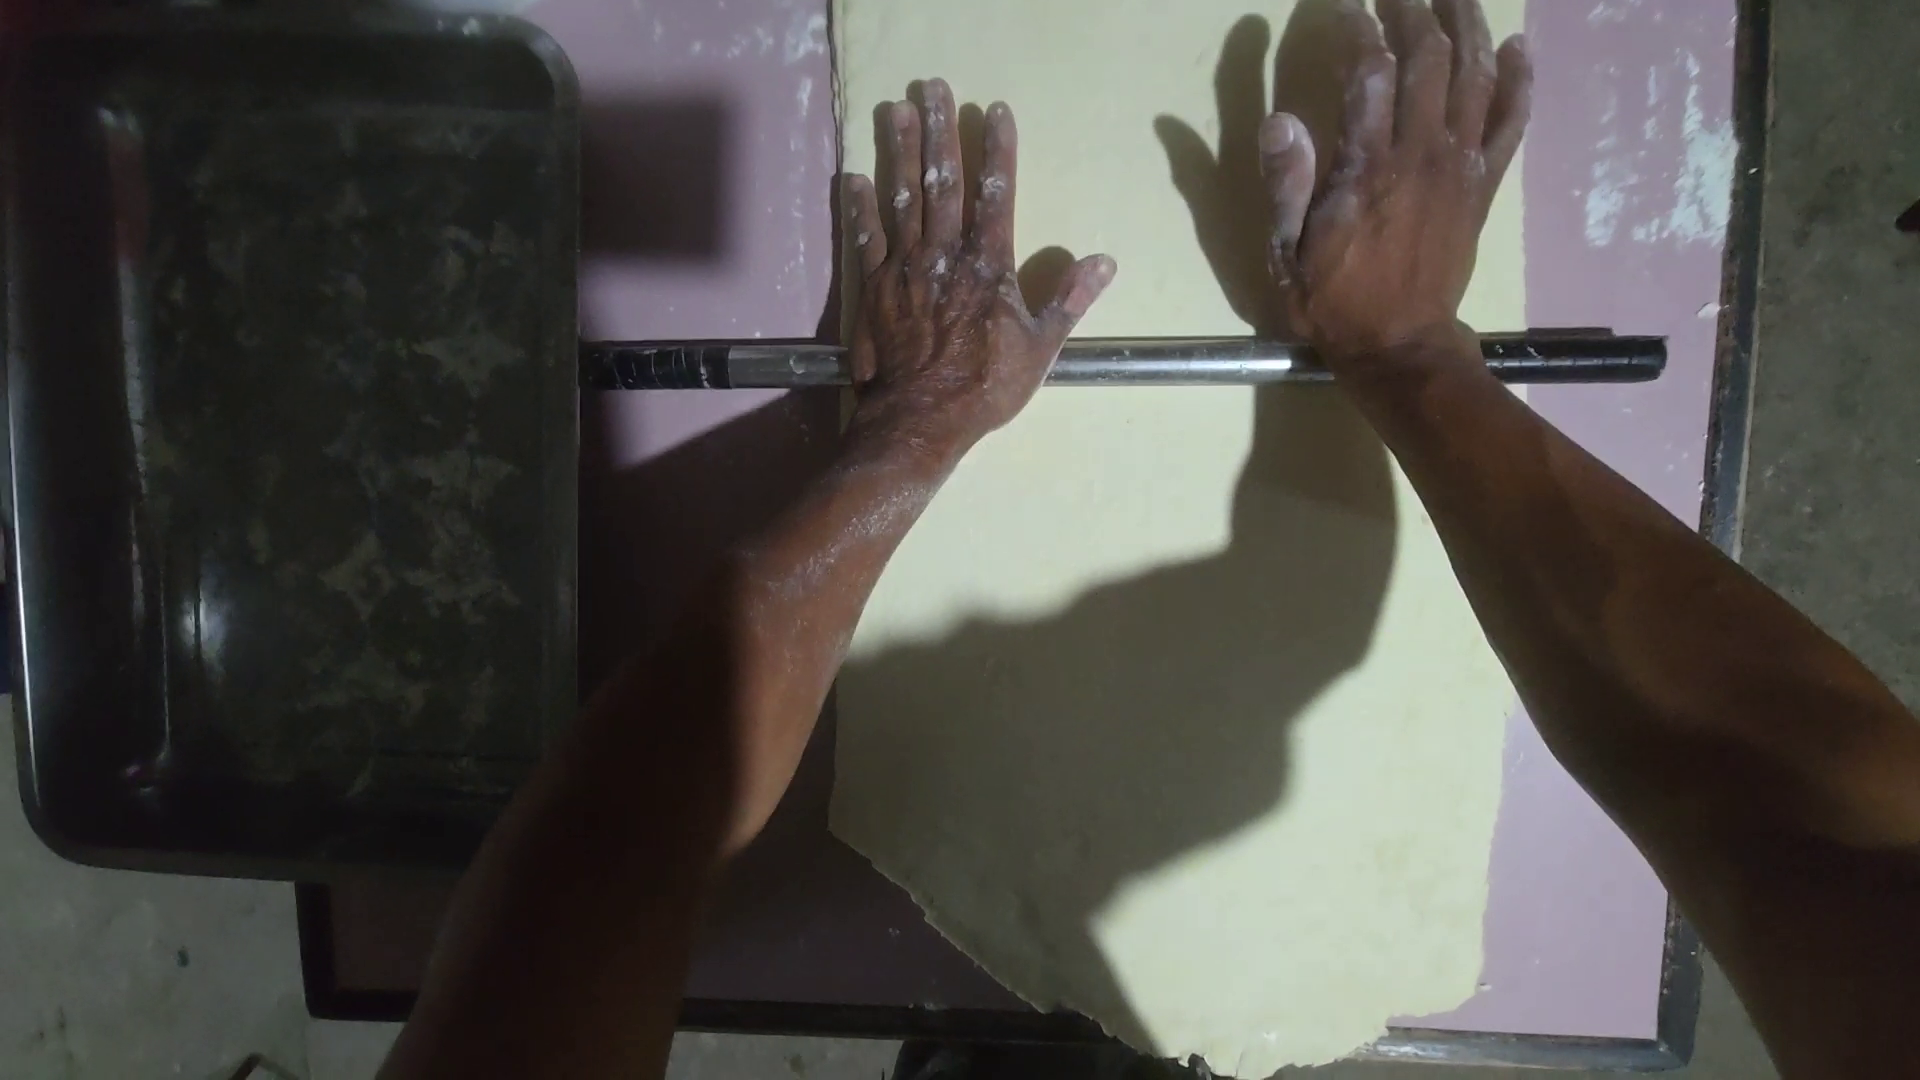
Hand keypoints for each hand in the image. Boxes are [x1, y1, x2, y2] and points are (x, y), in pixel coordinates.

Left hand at [844, 80, 1115, 459]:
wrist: (922, 418)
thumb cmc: (985, 386)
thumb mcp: (1040, 349)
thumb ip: (1068, 300)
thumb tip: (1105, 261)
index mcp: (989, 265)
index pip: (996, 194)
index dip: (997, 151)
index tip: (995, 111)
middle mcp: (945, 254)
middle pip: (943, 182)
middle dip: (940, 131)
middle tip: (933, 88)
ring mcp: (905, 268)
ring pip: (903, 198)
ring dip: (899, 151)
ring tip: (895, 110)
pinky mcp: (875, 288)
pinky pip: (867, 238)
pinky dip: (861, 207)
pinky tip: (855, 177)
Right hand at [1260, 0, 1531, 365]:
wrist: (1397, 344)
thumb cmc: (1333, 302)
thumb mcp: (1288, 254)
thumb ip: (1286, 186)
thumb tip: (1279, 120)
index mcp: (1368, 167)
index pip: (1370, 73)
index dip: (1359, 29)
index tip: (1345, 6)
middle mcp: (1422, 152)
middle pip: (1429, 56)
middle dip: (1414, 9)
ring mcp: (1460, 165)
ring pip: (1475, 73)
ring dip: (1466, 22)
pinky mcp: (1483, 185)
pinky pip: (1511, 119)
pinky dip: (1519, 77)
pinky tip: (1516, 44)